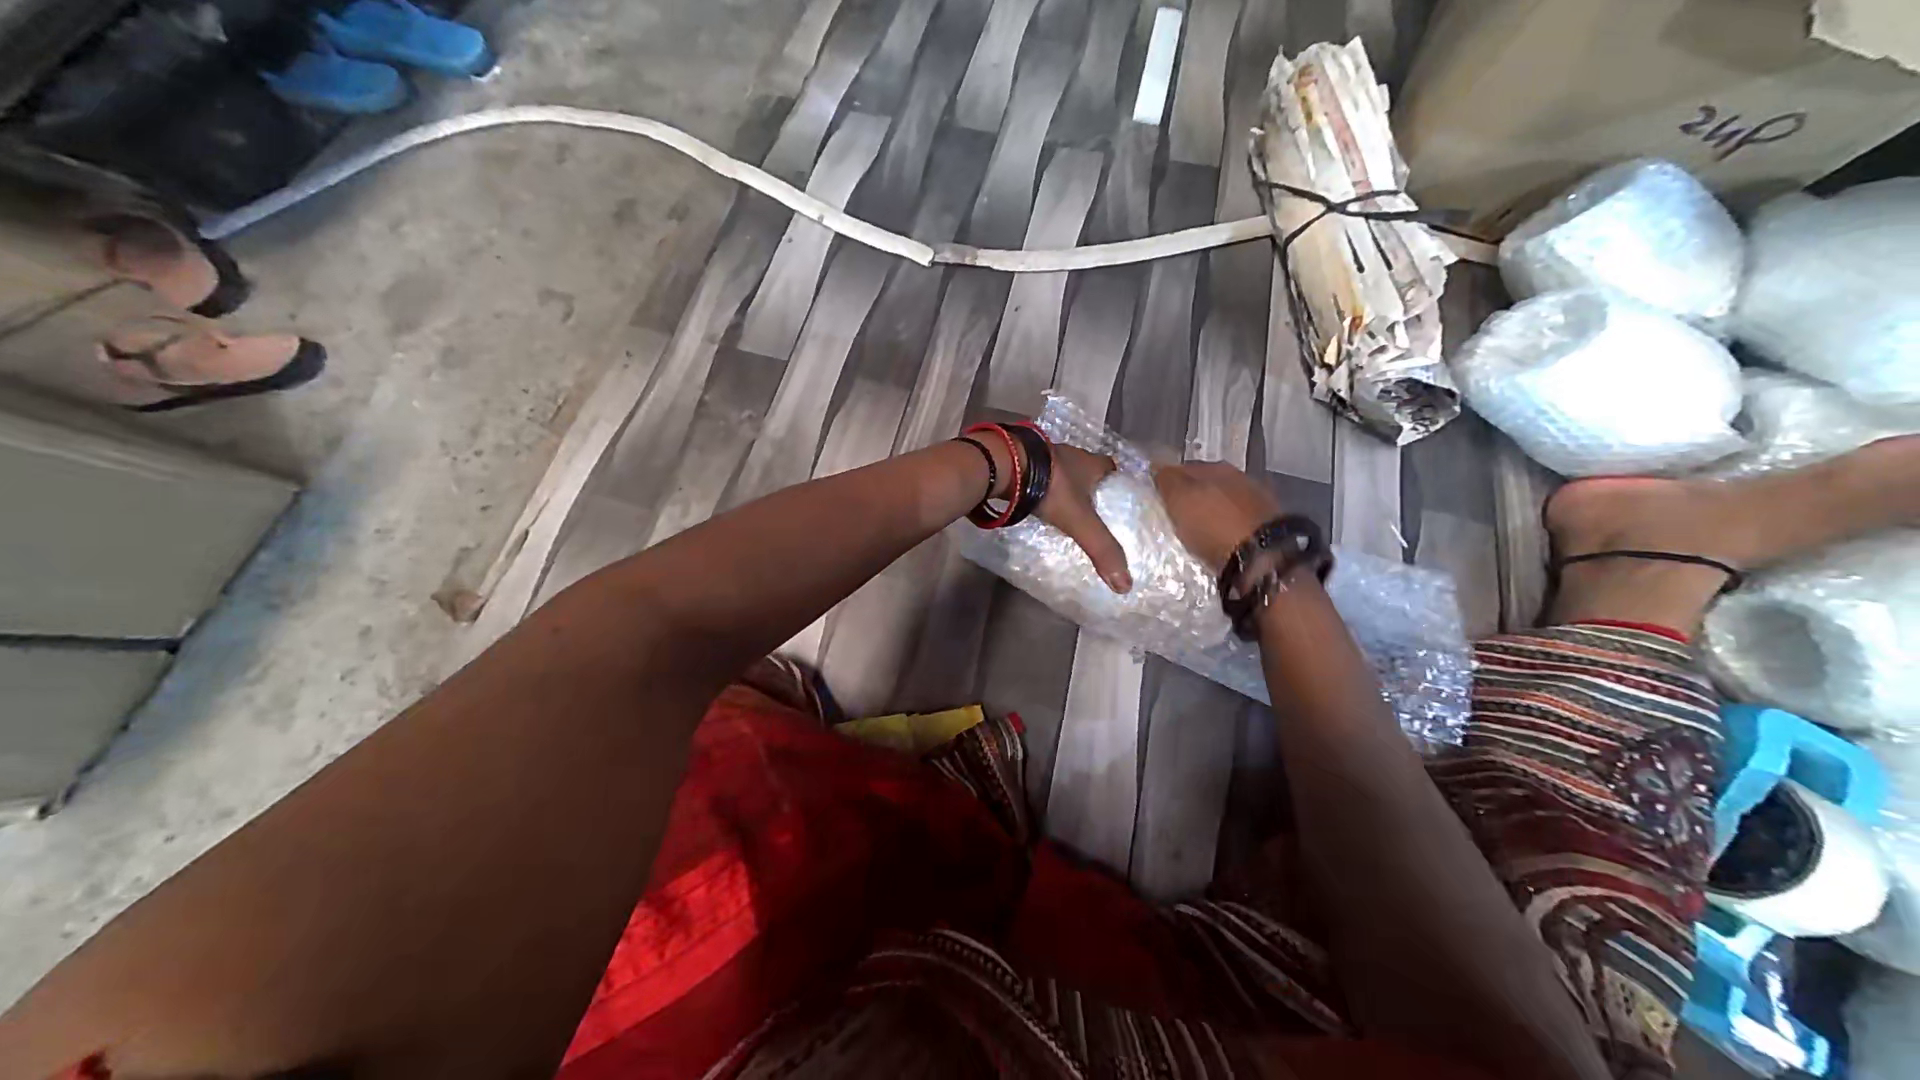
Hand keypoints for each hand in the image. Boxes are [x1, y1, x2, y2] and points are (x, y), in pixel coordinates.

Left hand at [1036, 443, 1131, 592]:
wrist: (1008, 466)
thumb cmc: (1052, 490)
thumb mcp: (1080, 522)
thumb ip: (1101, 549)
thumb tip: (1125, 585)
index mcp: (1091, 463)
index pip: (1112, 469)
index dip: (1115, 483)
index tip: (1117, 501)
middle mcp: (1071, 455)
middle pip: (1086, 470)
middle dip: (1088, 488)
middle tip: (1090, 510)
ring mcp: (1044, 455)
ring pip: (1061, 472)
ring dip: (1063, 488)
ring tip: (1065, 509)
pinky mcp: (1022, 460)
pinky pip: (1038, 475)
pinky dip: (1041, 488)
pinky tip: (1038, 503)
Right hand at [1154, 462, 1281, 570]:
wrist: (1262, 556)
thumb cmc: (1213, 526)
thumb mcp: (1180, 501)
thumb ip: (1168, 480)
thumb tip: (1158, 465)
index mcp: (1214, 467)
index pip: (1183, 468)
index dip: (1168, 482)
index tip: (1158, 498)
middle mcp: (1238, 476)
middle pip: (1206, 484)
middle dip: (1192, 496)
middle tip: (1176, 515)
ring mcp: (1256, 499)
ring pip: (1223, 500)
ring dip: (1211, 510)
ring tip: (1198, 530)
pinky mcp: (1269, 523)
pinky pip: (1238, 519)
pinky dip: (1228, 525)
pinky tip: (1221, 538)